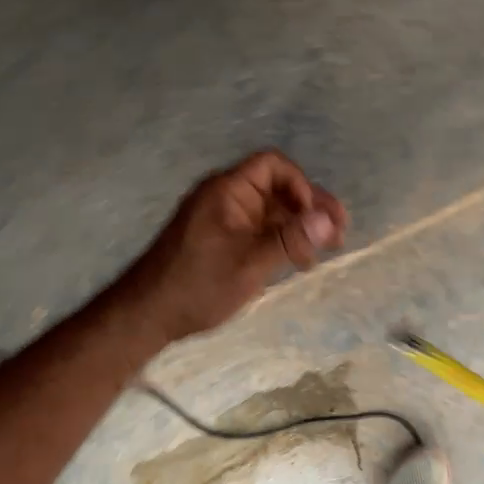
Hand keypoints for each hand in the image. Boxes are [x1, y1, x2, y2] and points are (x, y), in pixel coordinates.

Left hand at [121, 149, 347, 342]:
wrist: (143, 318)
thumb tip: (330, 218)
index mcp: (227, 190)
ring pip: (269, 210)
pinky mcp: (218, 238)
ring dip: (297, 226)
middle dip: (308, 208)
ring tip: (324, 250)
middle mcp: (224, 196)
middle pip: (276, 188)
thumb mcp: (250, 264)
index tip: (312, 217)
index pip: (273, 165)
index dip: (299, 185)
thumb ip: (291, 238)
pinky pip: (256, 227)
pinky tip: (295, 260)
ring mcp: (220, 218)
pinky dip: (279, 238)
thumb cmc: (197, 286)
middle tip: (340, 233)